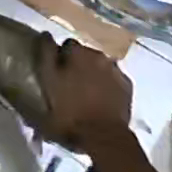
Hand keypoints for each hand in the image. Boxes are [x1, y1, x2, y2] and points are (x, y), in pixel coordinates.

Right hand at [38, 39, 133, 154]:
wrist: (104, 137)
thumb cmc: (69, 112)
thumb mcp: (47, 84)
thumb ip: (45, 56)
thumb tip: (45, 34)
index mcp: (76, 52)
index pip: (65, 44)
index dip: (58, 56)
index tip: (54, 70)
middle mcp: (97, 55)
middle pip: (84, 53)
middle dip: (76, 63)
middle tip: (69, 83)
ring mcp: (115, 70)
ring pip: (99, 65)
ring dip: (93, 72)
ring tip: (87, 92)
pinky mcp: (127, 86)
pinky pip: (114, 79)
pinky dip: (108, 84)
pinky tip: (102, 99)